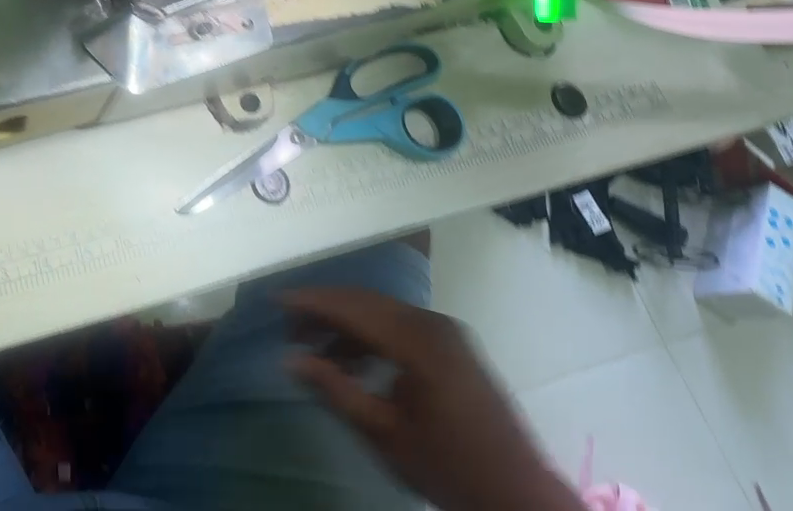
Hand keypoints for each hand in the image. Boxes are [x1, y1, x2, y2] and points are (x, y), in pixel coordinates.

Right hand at [283, 289, 580, 510]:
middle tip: (288, 329)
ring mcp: (446, 332)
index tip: (275, 300)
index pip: (351, 306)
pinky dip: (370, 335)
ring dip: (345, 324)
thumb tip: (291, 359)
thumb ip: (335, 389)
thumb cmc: (447, 466)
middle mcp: (432, 324)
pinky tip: (351, 362)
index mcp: (417, 341)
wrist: (517, 495)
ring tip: (313, 350)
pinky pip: (399, 325)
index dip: (310, 301)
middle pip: (365, 301)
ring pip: (381, 312)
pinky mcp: (452, 345)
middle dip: (323, 311)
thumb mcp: (383, 433)